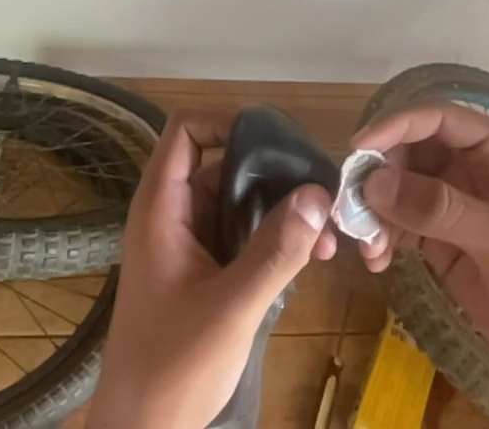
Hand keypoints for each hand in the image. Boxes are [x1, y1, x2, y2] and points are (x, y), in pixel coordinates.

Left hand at [88, 112, 337, 428]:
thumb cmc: (174, 366)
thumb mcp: (232, 307)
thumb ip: (275, 251)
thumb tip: (319, 194)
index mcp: (162, 208)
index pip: (185, 132)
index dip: (225, 122)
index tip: (276, 145)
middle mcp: (173, 215)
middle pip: (223, 165)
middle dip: (274, 176)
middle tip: (323, 196)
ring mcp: (187, 243)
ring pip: (238, 203)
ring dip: (280, 211)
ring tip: (325, 234)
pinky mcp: (202, 270)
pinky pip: (240, 234)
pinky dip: (272, 237)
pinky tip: (308, 256)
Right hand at [351, 102, 488, 428]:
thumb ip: (444, 210)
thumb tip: (375, 183)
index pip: (440, 119)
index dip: (397, 126)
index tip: (358, 150)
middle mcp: (477, 169)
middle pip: (413, 151)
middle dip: (381, 173)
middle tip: (352, 206)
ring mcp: (461, 207)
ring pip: (403, 188)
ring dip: (377, 209)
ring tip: (367, 244)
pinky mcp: (447, 244)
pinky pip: (404, 225)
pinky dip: (385, 236)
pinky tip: (378, 260)